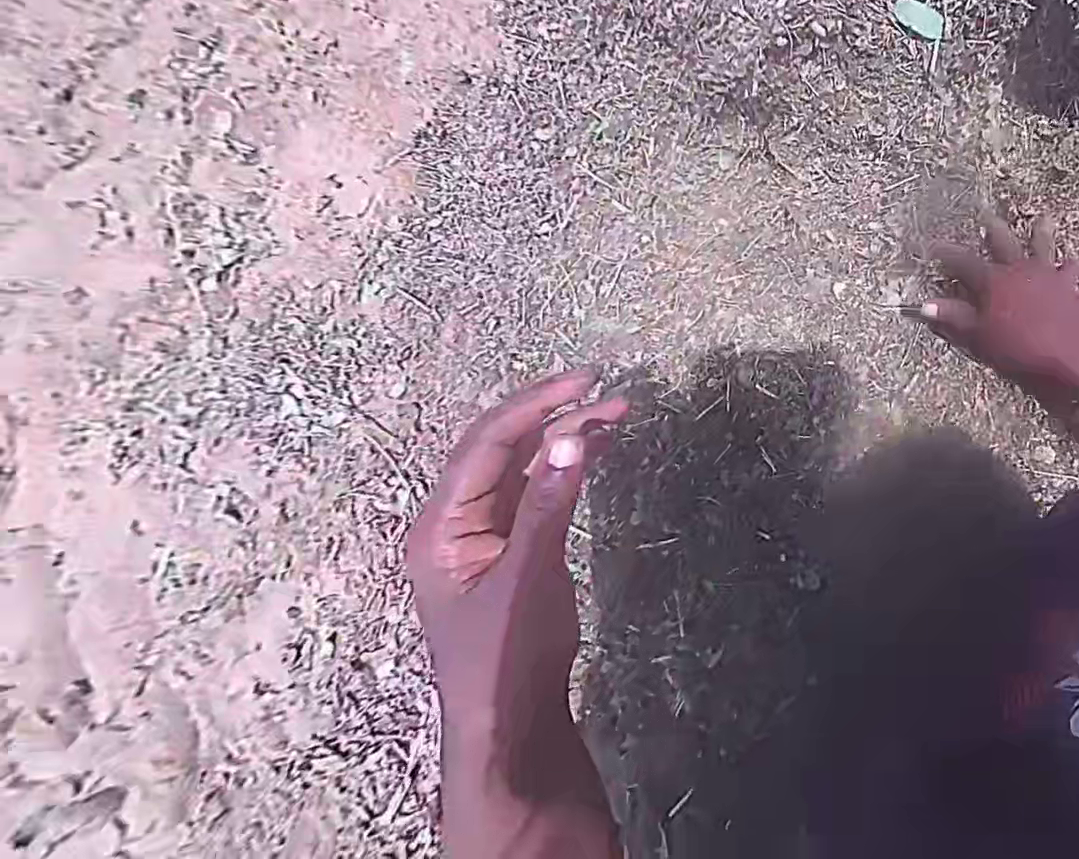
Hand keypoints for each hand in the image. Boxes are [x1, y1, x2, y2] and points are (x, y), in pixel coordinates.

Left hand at [405, 370, 626, 741]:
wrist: (511, 714)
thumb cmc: (505, 652)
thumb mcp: (527, 576)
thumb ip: (548, 506)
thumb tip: (571, 439)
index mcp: (442, 523)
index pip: (487, 444)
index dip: (536, 405)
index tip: (585, 382)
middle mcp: (459, 517)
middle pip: (504, 446)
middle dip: (556, 414)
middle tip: (608, 392)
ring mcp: (489, 528)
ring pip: (526, 463)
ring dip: (568, 435)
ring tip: (617, 413)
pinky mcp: (518, 539)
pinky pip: (542, 486)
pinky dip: (571, 463)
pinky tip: (600, 447)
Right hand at [921, 214, 1078, 384]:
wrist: (1071, 352)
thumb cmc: (1020, 347)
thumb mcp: (979, 336)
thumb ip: (955, 318)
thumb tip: (927, 306)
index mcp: (993, 281)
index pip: (962, 261)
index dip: (945, 253)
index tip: (933, 246)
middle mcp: (1018, 270)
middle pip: (1003, 242)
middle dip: (993, 229)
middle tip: (987, 215)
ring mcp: (1046, 276)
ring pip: (1041, 247)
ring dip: (1040, 232)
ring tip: (1042, 219)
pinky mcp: (1068, 288)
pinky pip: (1068, 271)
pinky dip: (1068, 265)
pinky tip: (1071, 261)